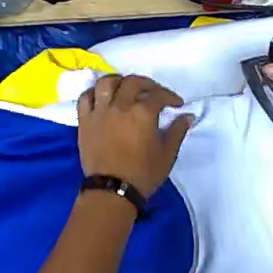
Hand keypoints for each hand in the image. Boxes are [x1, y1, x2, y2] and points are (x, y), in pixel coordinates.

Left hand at [77, 74, 193, 196]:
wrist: (112, 191)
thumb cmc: (143, 173)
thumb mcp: (168, 154)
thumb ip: (177, 131)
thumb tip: (187, 116)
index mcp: (142, 112)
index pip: (159, 95)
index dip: (170, 96)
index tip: (177, 104)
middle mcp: (120, 106)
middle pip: (133, 82)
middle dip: (148, 84)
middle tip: (154, 93)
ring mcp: (100, 112)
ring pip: (106, 83)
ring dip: (119, 81)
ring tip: (125, 88)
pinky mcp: (85, 121)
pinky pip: (85, 98)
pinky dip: (94, 93)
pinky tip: (103, 97)